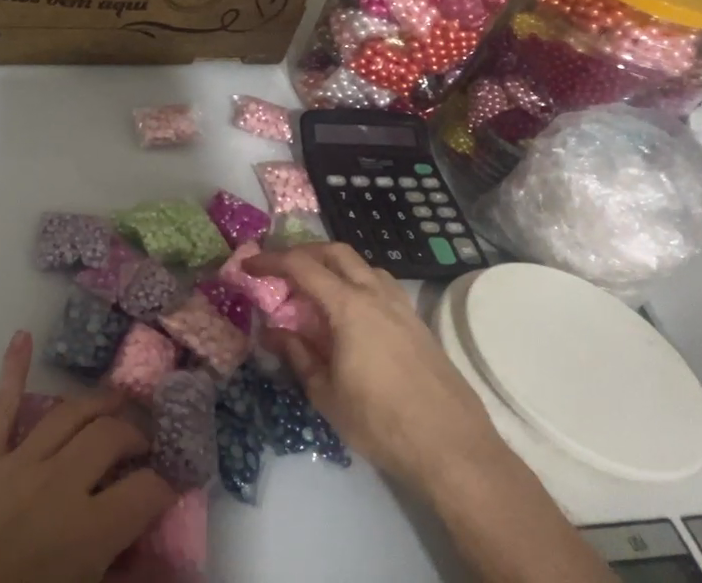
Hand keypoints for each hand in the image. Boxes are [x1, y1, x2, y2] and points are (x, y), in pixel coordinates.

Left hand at [0, 331, 177, 582]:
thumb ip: (126, 576)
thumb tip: (171, 568)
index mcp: (91, 528)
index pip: (149, 489)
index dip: (170, 483)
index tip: (177, 481)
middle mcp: (62, 483)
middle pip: (111, 436)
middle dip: (136, 433)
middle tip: (146, 441)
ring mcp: (21, 462)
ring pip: (69, 415)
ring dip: (97, 403)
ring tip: (118, 399)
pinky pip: (3, 408)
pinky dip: (13, 371)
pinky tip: (22, 337)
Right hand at [247, 244, 507, 492]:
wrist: (452, 449)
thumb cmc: (380, 422)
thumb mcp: (326, 393)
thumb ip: (298, 355)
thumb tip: (272, 332)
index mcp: (349, 307)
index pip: (302, 266)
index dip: (271, 260)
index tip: (249, 266)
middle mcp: (377, 297)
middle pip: (337, 253)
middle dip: (305, 252)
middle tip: (282, 270)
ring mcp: (404, 310)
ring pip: (365, 267)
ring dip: (336, 267)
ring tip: (316, 291)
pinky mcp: (420, 327)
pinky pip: (383, 289)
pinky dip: (358, 286)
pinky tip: (351, 317)